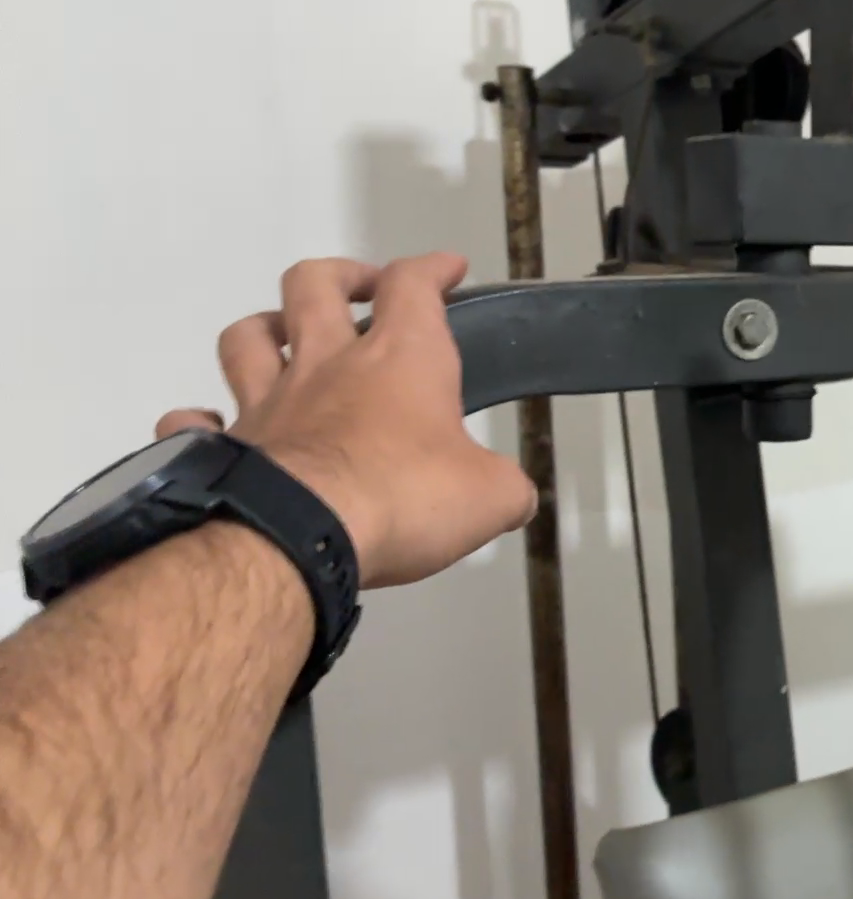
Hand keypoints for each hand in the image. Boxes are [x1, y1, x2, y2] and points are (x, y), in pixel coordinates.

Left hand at [156, 253, 534, 587]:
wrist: (298, 536)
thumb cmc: (409, 497)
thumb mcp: (496, 495)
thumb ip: (508, 487)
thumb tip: (510, 496)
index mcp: (402, 362)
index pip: (413, 289)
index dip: (432, 269)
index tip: (449, 267)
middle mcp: (328, 365)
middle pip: (314, 285)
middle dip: (344, 276)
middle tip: (364, 287)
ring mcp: (268, 402)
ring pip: (248, 336)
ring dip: (269, 325)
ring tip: (287, 336)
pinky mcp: (226, 445)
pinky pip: (201, 419)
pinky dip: (208, 417)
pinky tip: (220, 425)